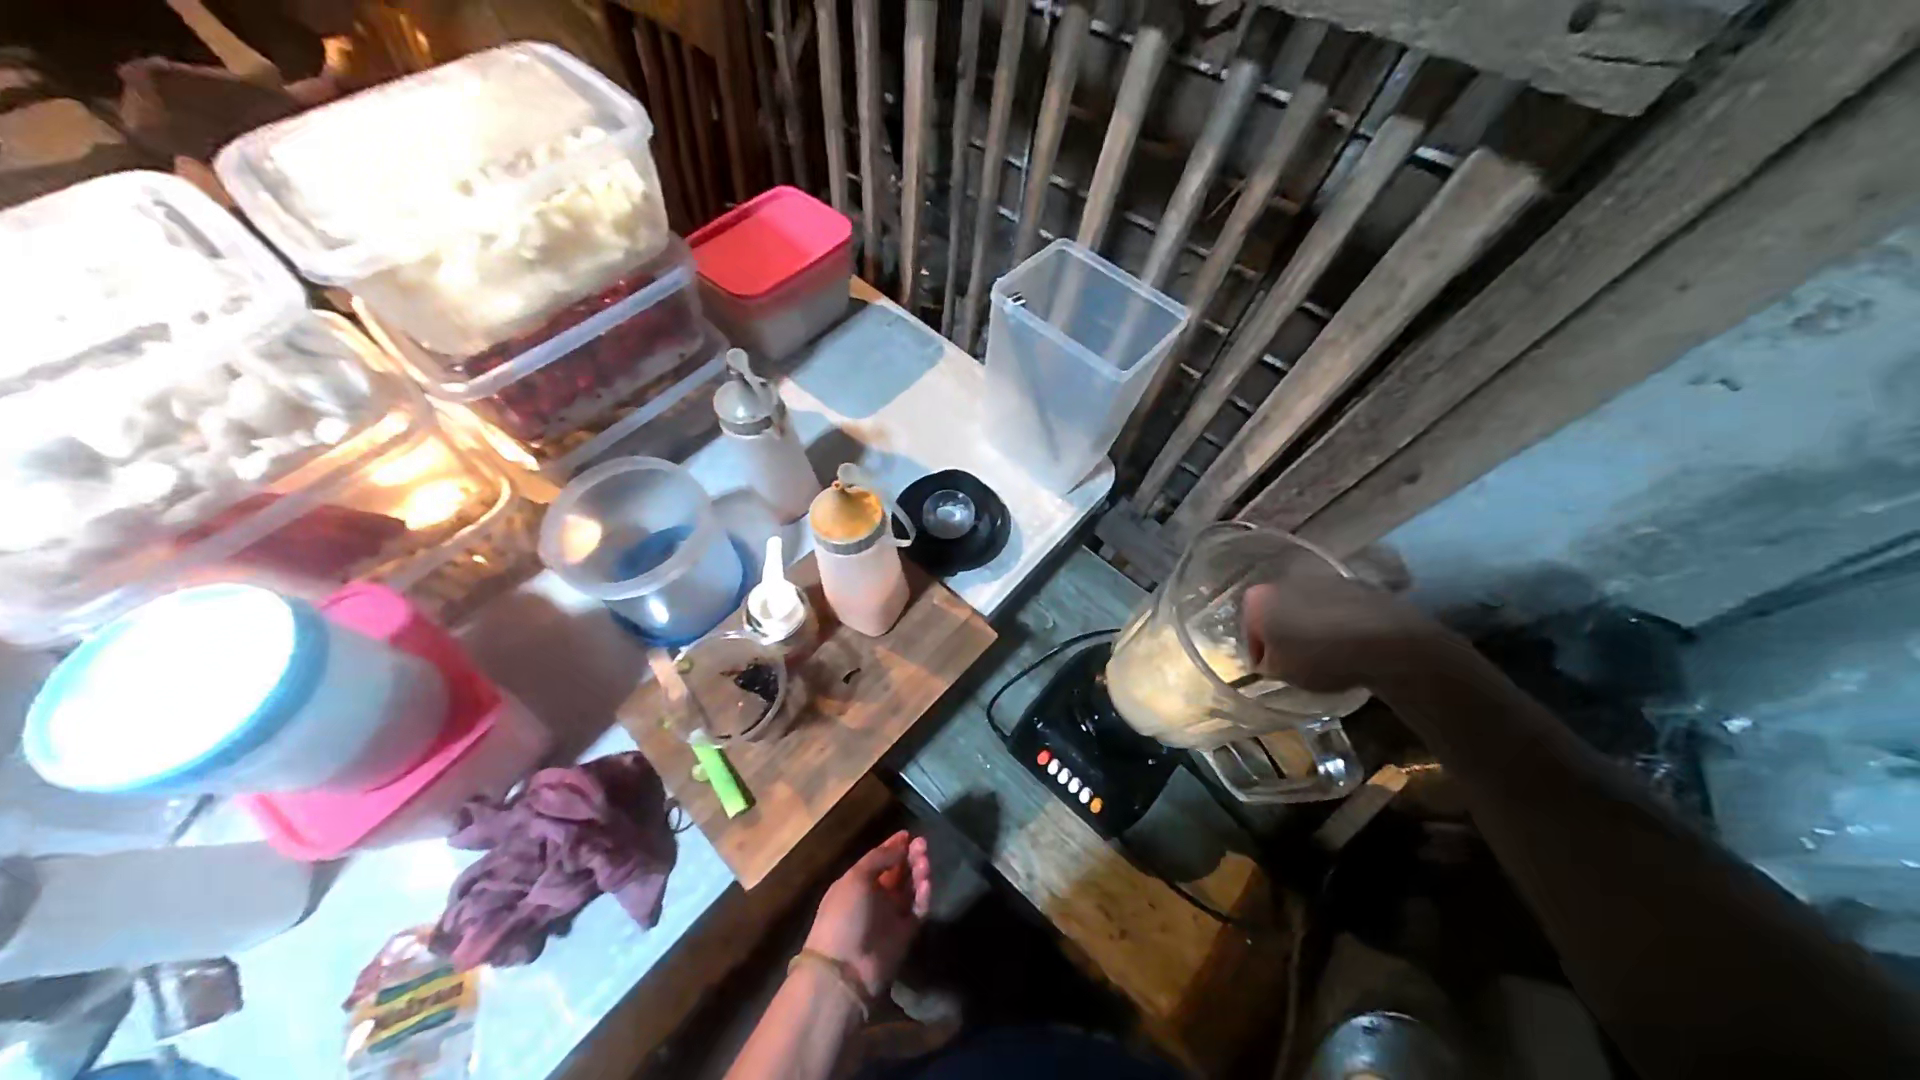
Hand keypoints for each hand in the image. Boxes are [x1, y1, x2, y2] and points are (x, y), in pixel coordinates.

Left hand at [803, 831, 931, 997]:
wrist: (845, 969)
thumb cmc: (844, 916)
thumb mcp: (856, 878)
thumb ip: (879, 858)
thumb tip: (901, 847)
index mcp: (858, 883)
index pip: (880, 860)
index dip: (893, 846)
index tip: (908, 834)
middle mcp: (876, 897)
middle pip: (899, 872)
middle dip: (910, 856)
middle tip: (922, 844)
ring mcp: (891, 916)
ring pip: (911, 888)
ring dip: (919, 872)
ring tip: (925, 861)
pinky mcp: (906, 933)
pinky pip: (919, 909)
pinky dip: (924, 895)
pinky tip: (927, 882)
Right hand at [1241, 559, 1446, 692]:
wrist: (1385, 641)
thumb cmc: (1320, 657)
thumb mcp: (1280, 672)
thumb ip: (1265, 663)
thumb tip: (1269, 658)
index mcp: (1257, 599)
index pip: (1250, 631)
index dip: (1261, 654)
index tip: (1275, 670)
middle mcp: (1283, 581)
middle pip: (1277, 612)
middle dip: (1284, 633)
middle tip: (1298, 659)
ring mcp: (1321, 578)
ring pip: (1306, 607)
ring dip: (1311, 626)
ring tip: (1328, 653)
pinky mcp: (1353, 584)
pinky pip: (1335, 607)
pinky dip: (1337, 621)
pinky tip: (1350, 644)